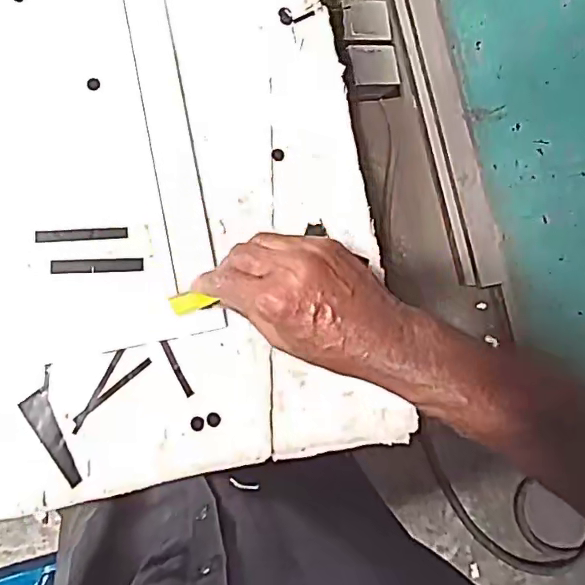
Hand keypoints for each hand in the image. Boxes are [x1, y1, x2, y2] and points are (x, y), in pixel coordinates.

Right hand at [191, 233, 420, 380]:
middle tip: (226, 280)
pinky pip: (287, 239)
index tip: (202, 286)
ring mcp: (311, 253)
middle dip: (228, 268)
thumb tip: (233, 297)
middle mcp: (292, 269)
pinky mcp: (325, 245)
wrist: (381, 336)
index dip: (208, 284)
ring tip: (253, 273)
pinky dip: (277, 251)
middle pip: (239, 254)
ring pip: (261, 241)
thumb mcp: (282, 340)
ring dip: (250, 256)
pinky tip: (280, 266)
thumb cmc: (342, 346)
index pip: (226, 280)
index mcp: (277, 298)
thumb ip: (252, 312)